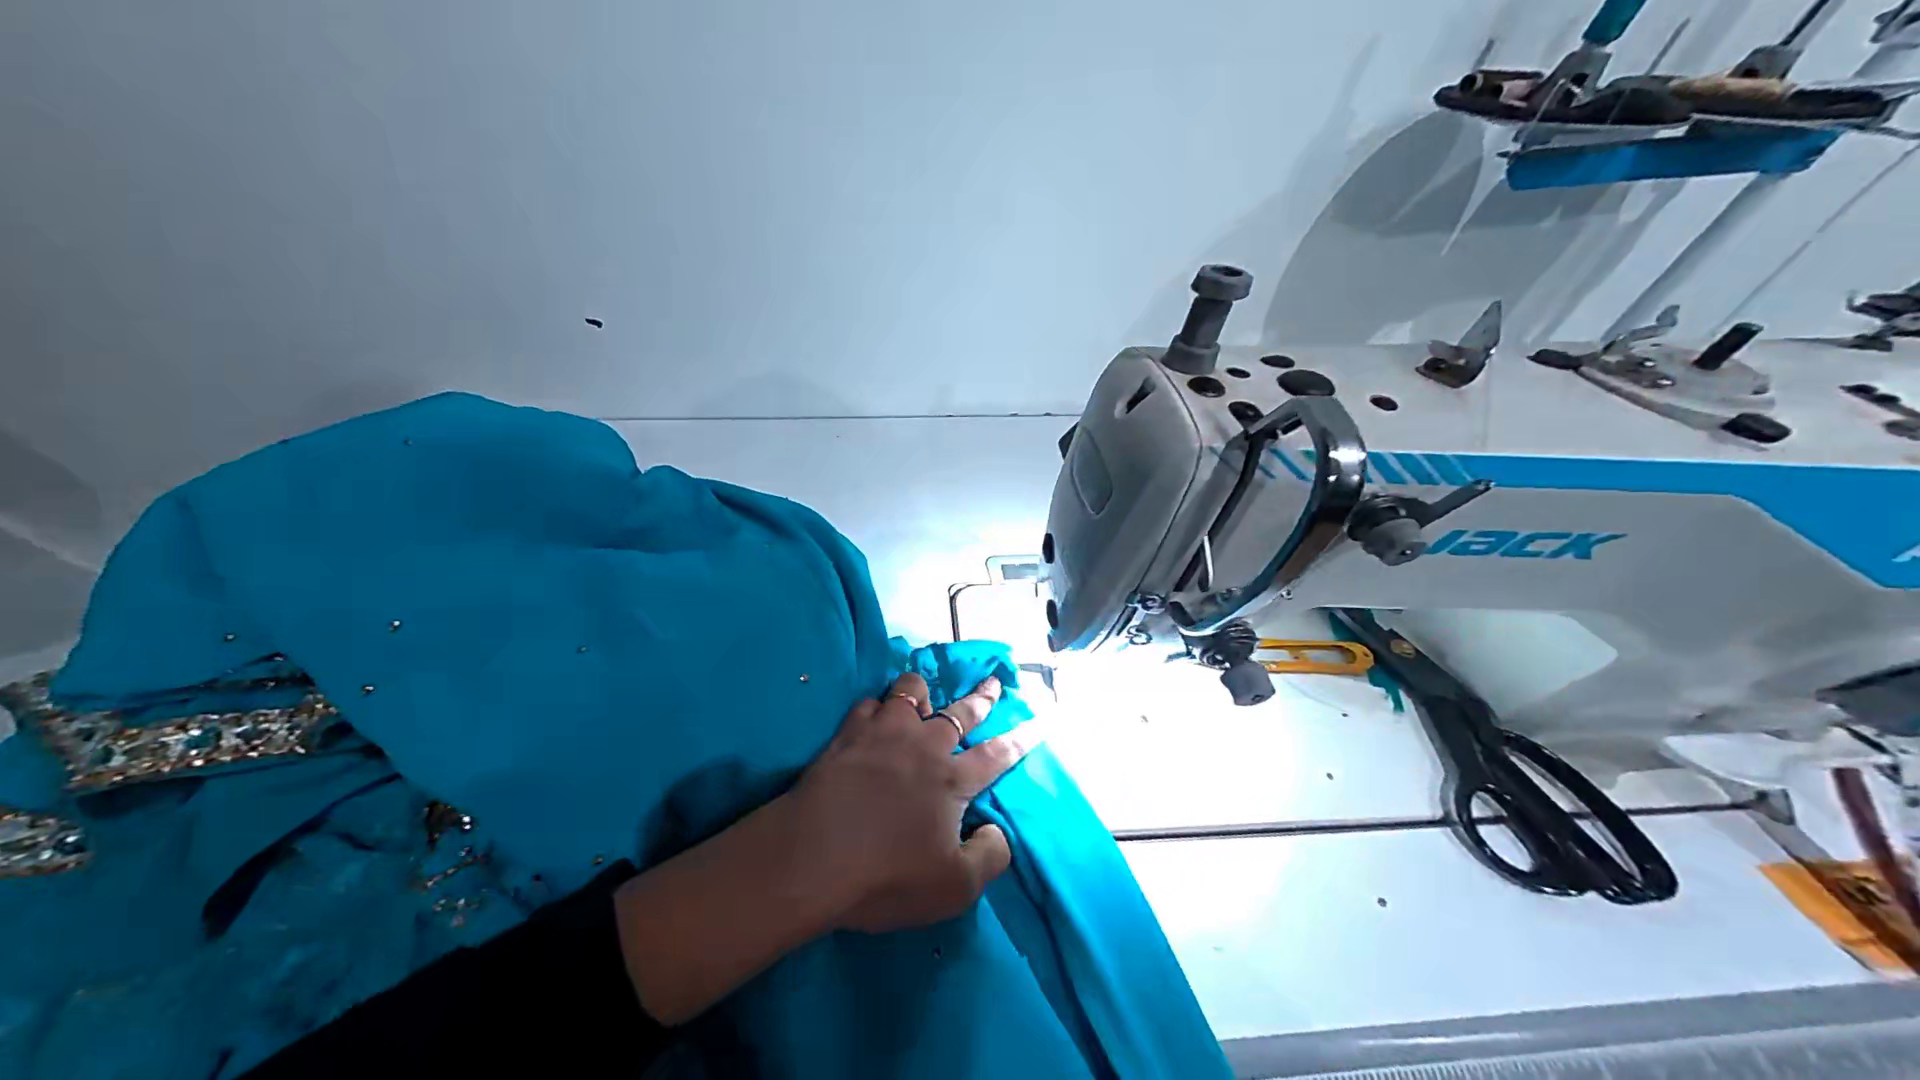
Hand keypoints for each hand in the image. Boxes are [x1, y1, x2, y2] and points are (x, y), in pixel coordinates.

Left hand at [613, 671, 1040, 1023]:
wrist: (813, 856)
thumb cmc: (887, 875)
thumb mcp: (954, 887)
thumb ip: (989, 857)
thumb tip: (998, 831)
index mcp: (951, 781)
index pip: (996, 756)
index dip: (1019, 741)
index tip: (1036, 723)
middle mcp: (922, 748)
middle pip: (958, 714)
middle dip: (980, 699)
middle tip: (992, 682)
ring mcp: (882, 736)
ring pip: (908, 694)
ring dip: (921, 690)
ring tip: (924, 693)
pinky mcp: (846, 736)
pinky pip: (865, 706)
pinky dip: (874, 707)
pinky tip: (872, 713)